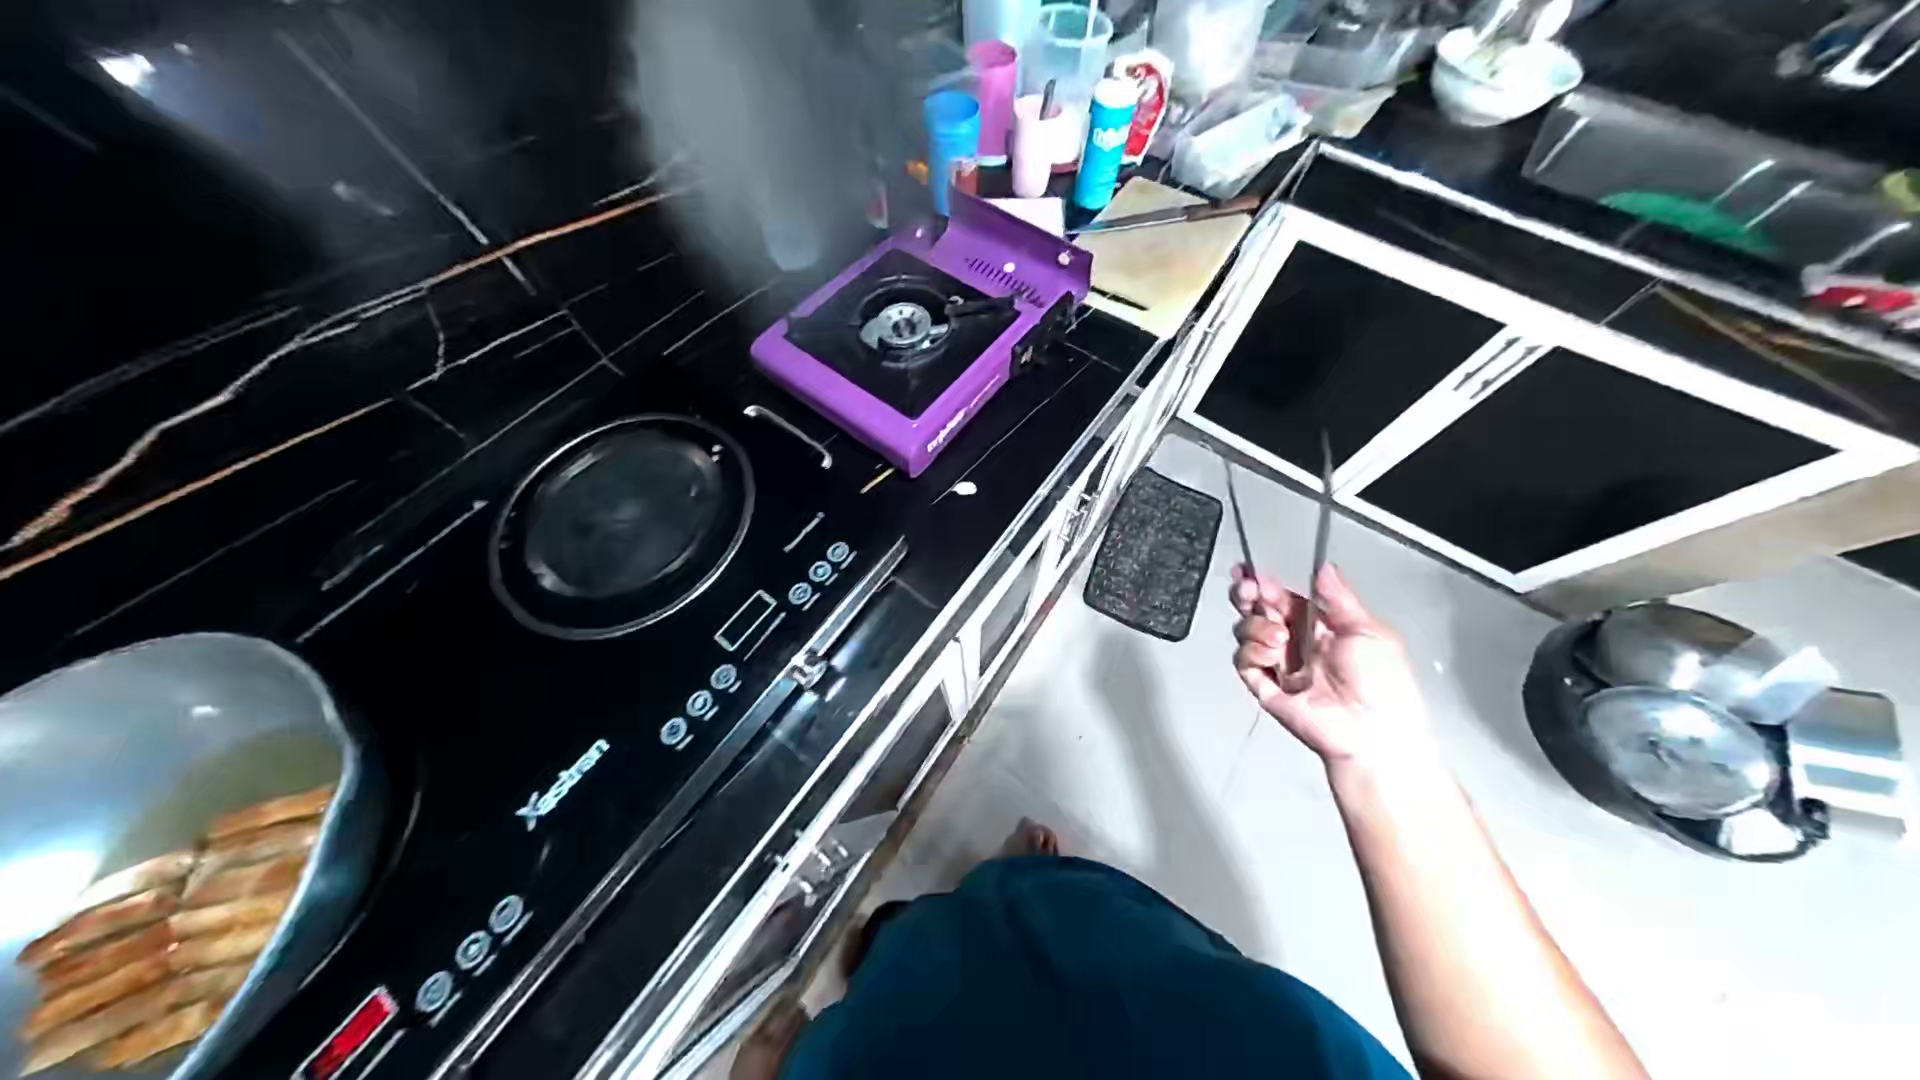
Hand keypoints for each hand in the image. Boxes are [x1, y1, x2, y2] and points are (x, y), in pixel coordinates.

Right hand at [1229, 563, 1440, 776]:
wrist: (1374, 732)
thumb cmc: (1384, 688)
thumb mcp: (1368, 631)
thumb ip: (1339, 598)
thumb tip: (1324, 569)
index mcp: (1317, 625)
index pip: (1281, 596)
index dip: (1263, 583)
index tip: (1253, 573)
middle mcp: (1294, 641)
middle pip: (1254, 609)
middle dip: (1247, 594)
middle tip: (1250, 590)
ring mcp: (1278, 663)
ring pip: (1245, 629)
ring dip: (1257, 624)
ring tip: (1280, 635)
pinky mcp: (1264, 684)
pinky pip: (1242, 659)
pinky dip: (1253, 651)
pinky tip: (1273, 654)